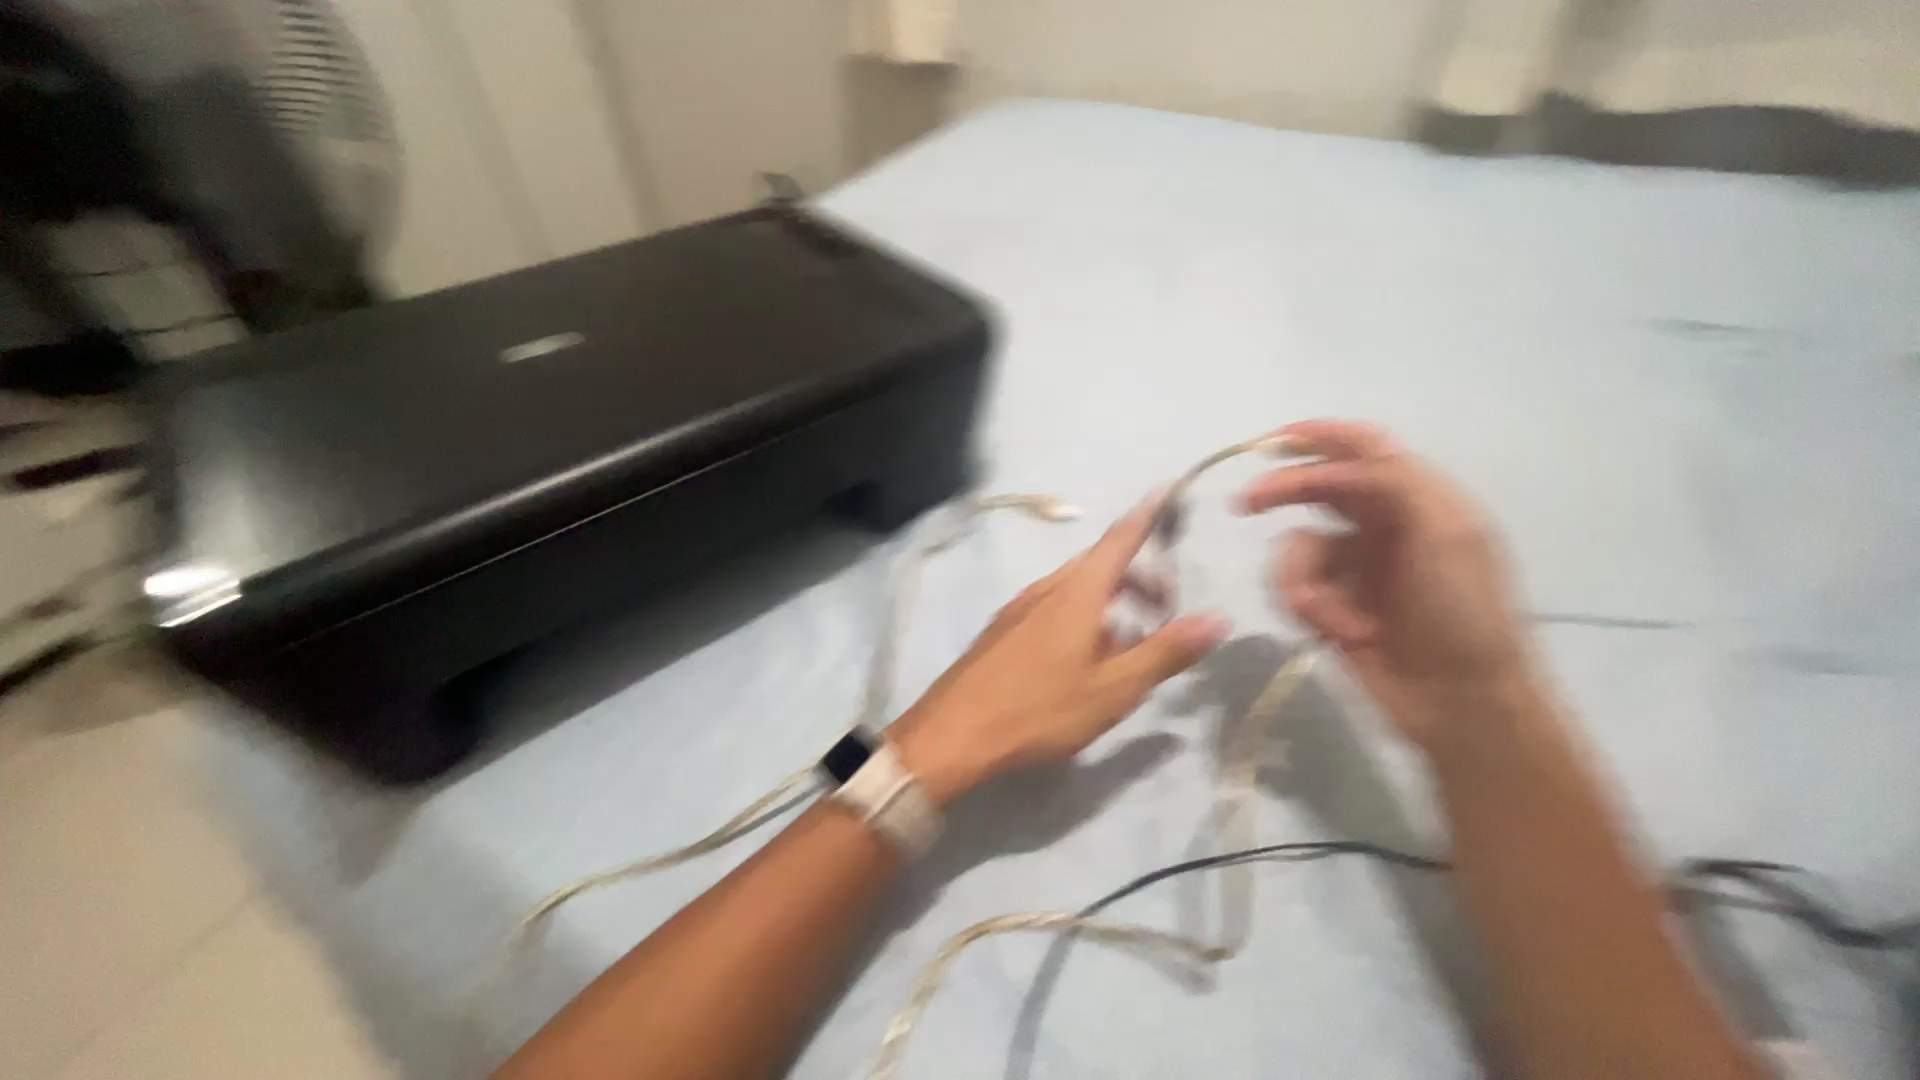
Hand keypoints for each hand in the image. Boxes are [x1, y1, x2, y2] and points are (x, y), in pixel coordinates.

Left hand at [889, 498, 1229, 803]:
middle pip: (1100, 564)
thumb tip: (1217, 618)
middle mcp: (1047, 588)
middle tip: (1164, 612)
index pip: (1121, 538)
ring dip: (1111, 601)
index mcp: (1078, 591)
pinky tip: (1083, 660)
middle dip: (1138, 577)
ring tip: (1128, 644)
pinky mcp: (1002, 630)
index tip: (1168, 490)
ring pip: (1075, 588)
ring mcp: (1019, 608)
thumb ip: (1165, 651)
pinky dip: (1082, 616)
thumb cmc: (1040, 708)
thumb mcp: (1114, 688)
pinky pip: (1052, 607)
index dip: (1148, 514)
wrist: (954, 733)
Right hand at [1237, 419, 1535, 748]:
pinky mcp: (1331, 606)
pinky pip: (1294, 588)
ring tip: (1326, 618)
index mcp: (1419, 500)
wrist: (1461, 701)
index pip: (1364, 449)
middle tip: (1245, 506)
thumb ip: (1397, 482)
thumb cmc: (1464, 614)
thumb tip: (1337, 468)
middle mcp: (1382, 525)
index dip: (1319, 435)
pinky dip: (1309, 608)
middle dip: (1282, 494)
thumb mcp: (1448, 534)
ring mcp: (1355, 567)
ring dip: (1302, 580)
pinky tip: (1339, 634)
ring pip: (1296, 546)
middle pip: (1317, 488)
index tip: (1270, 442)